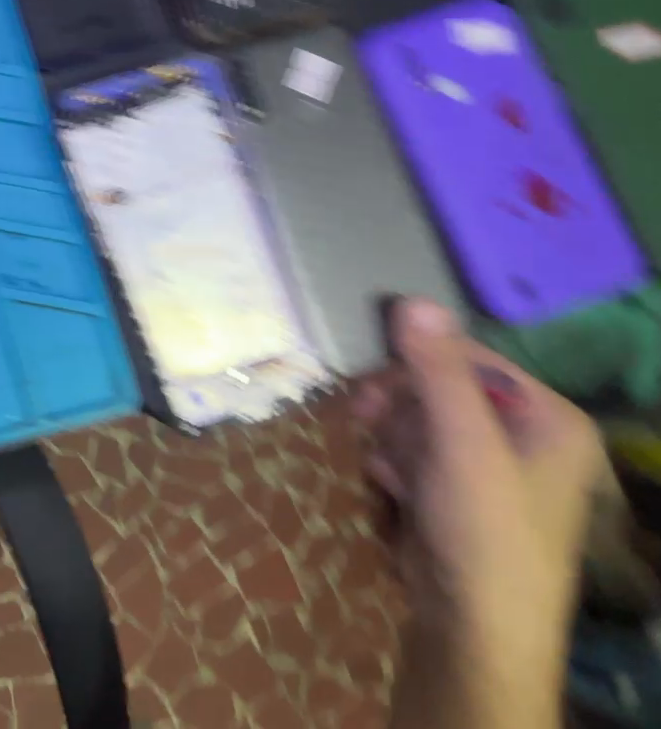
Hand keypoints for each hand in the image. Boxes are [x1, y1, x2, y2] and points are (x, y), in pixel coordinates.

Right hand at [356, 298, 606, 675]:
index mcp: (547, 417)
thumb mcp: (458, 444)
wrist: (473, 617)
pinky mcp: (459, 485)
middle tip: (367, 424)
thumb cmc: (481, 527)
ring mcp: (492, 461)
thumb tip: (411, 299)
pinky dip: (394, 461)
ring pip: (417, 416)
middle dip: (397, 408)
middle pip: (435, 386)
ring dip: (391, 437)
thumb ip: (436, 372)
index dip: (411, 367)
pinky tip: (392, 485)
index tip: (370, 391)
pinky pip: (414, 448)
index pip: (465, 356)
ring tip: (392, 471)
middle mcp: (526, 433)